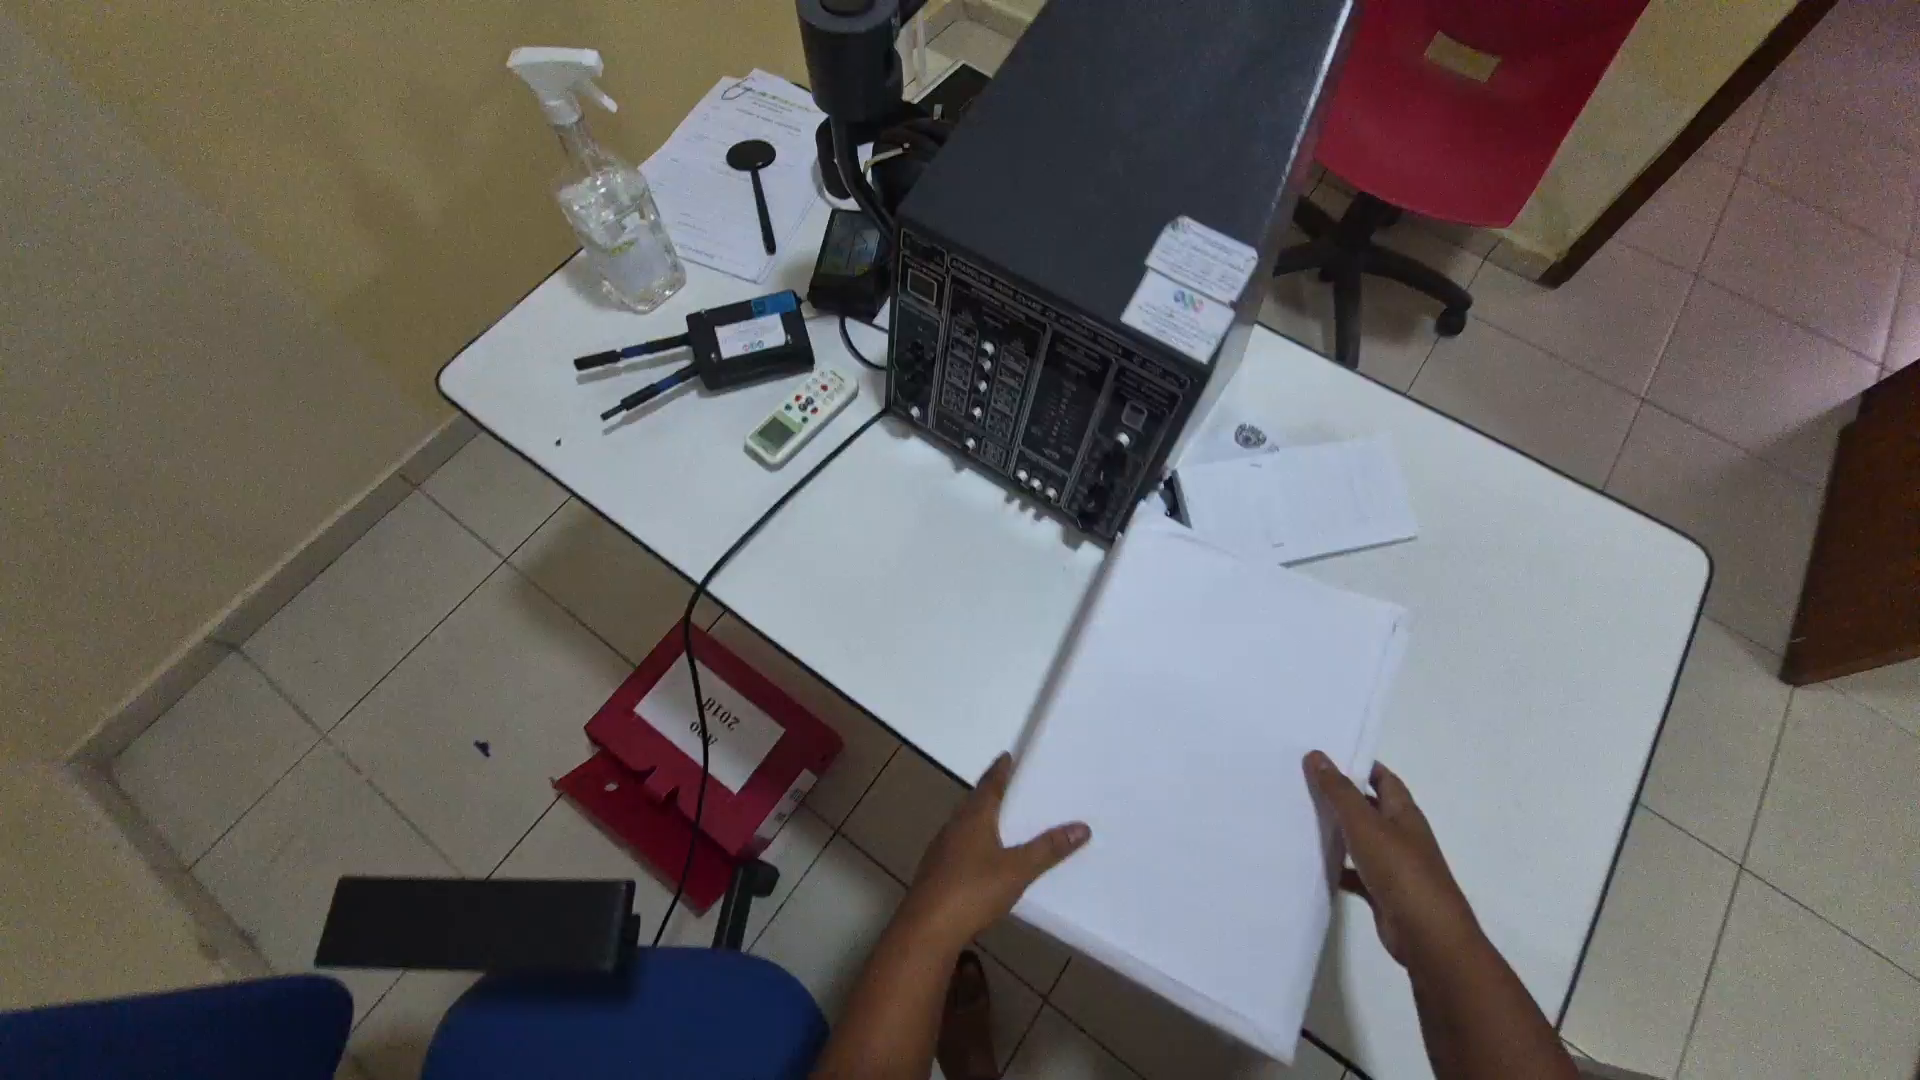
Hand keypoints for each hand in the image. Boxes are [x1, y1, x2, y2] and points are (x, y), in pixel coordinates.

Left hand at [903, 753, 1090, 944]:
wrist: (927, 928)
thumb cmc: (973, 890)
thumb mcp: (1017, 870)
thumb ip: (1048, 849)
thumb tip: (1081, 827)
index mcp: (973, 818)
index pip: (989, 786)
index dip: (1000, 771)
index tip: (1006, 755)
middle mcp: (954, 826)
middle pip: (973, 801)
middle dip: (989, 792)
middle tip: (1005, 784)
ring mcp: (941, 849)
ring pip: (963, 823)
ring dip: (979, 817)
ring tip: (995, 818)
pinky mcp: (935, 871)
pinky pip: (957, 845)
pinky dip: (971, 841)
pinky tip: (978, 856)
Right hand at [1303, 751, 1481, 969]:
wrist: (1428, 935)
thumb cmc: (1400, 870)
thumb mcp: (1364, 824)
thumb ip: (1339, 791)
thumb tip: (1316, 755)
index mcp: (1404, 814)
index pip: (1384, 779)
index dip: (1361, 765)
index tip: (1327, 755)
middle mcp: (1401, 835)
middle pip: (1370, 807)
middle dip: (1342, 795)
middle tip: (1303, 782)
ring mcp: (1394, 865)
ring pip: (1360, 840)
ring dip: (1337, 830)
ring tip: (1300, 817)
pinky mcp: (1383, 892)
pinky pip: (1355, 872)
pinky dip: (1337, 867)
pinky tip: (1312, 864)